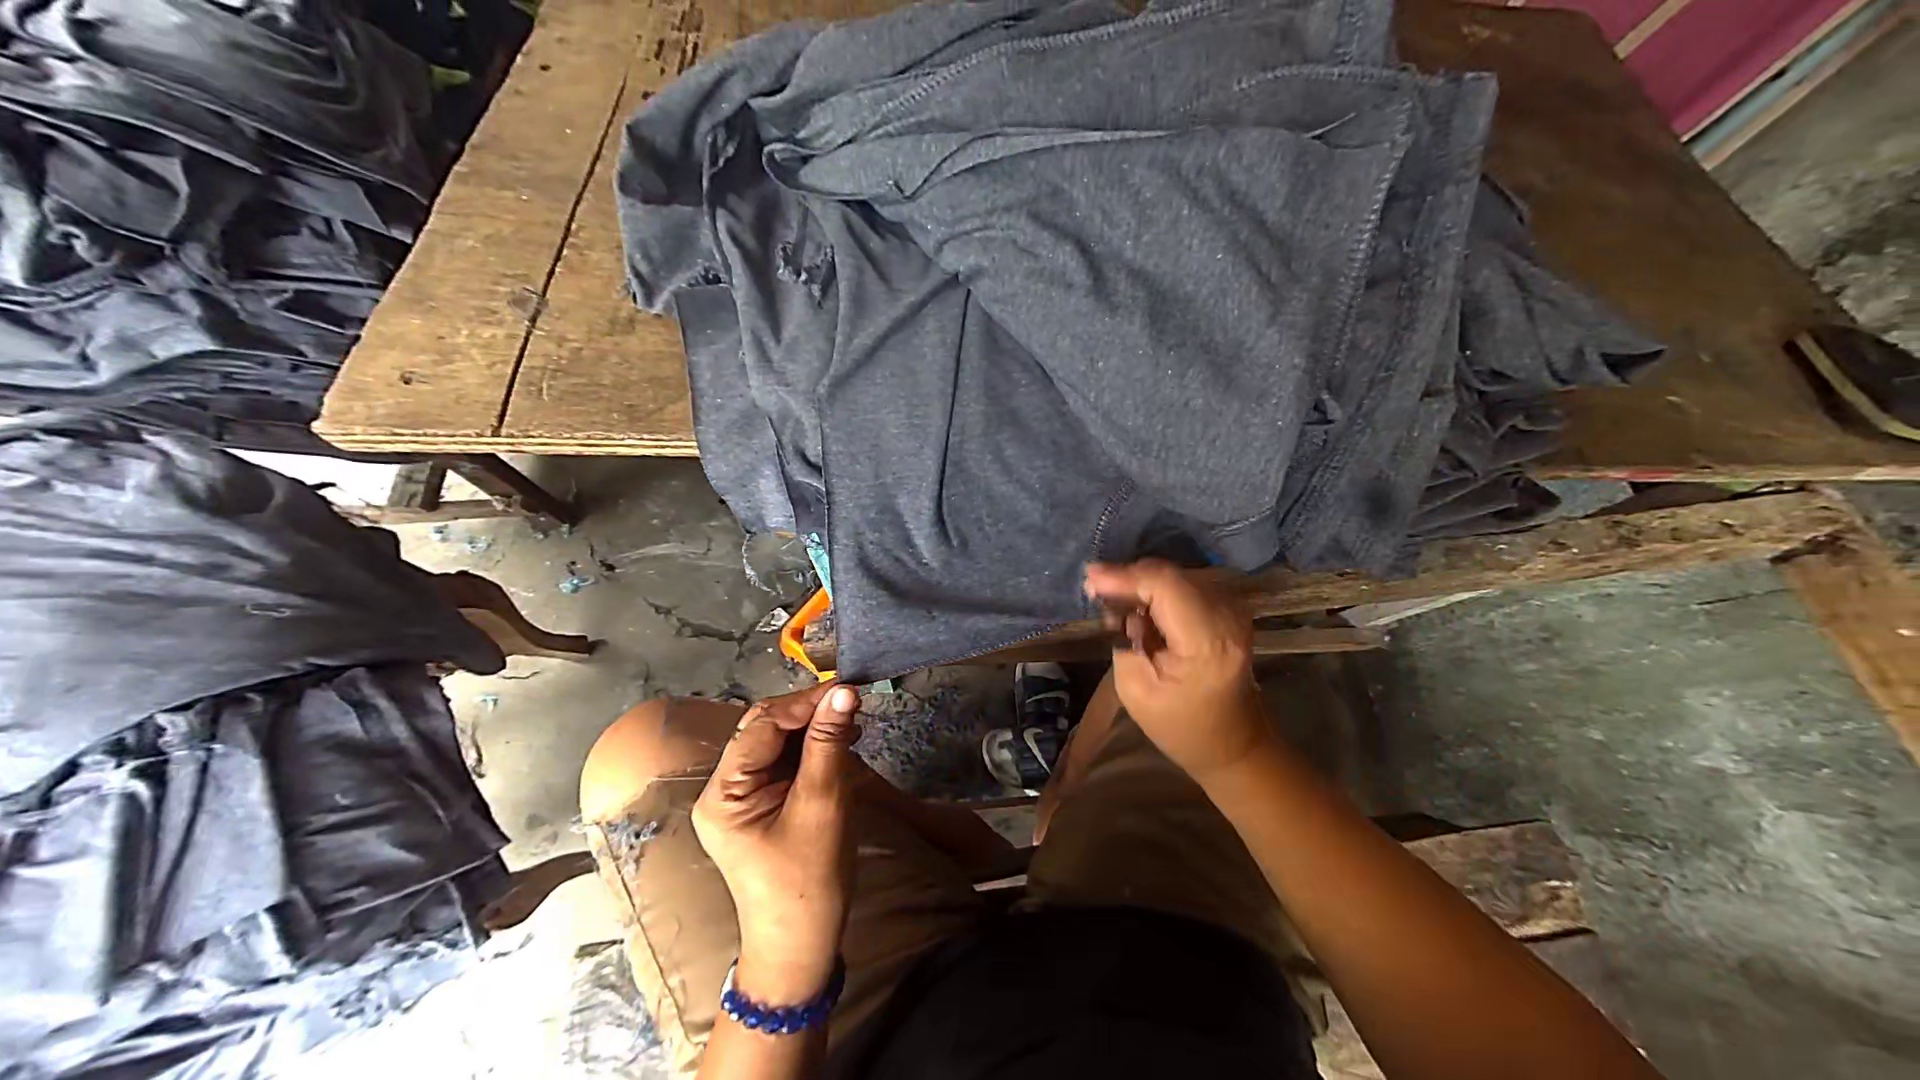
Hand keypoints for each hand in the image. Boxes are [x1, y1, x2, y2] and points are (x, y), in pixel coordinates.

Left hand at [692, 682, 860, 1002]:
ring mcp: (742, 796)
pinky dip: (814, 747)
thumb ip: (829, 743)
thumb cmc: (808, 882)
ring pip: (778, 741)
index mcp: (723, 792)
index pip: (761, 726)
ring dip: (814, 727)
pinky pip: (786, 761)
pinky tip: (842, 740)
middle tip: (852, 701)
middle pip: (765, 729)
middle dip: (808, 711)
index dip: (804, 703)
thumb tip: (844, 690)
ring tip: (853, 718)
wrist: (802, 946)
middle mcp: (724, 788)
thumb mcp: (822, 806)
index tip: (847, 689)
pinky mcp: (763, 803)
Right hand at [1084, 559, 1270, 780]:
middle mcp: (1227, 616)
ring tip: (1113, 599)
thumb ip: (1123, 639)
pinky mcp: (1230, 608)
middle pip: (1169, 575)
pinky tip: (1139, 605)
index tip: (1088, 579)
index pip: (1163, 586)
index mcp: (1207, 641)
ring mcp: (1234, 609)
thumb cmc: (1180, 727)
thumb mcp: (1135, 690)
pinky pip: (1186, 583)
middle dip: (1128, 577)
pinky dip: (1158, 588)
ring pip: (1175, 574)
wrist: (1233, 742)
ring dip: (1142, 582)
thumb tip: (1113, 599)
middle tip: (1095, 590)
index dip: (1123, 576)